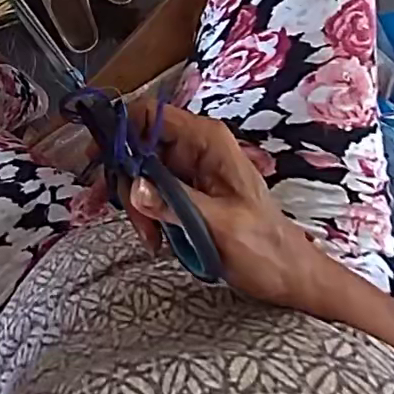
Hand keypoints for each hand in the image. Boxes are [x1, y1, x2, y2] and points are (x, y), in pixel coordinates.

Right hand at [124, 104, 349, 318]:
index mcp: (206, 140)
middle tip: (130, 213)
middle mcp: (192, 145)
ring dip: (132, 199)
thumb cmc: (267, 250)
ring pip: (136, 167)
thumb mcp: (222, 227)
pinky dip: (140, 208)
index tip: (102, 156)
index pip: (150, 113)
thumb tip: (134, 187)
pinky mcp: (179, 186)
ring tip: (147, 234)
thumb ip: (176, 204)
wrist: (292, 280)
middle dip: (126, 177)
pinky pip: (145, 186)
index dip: (121, 128)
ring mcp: (184, 165)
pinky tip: (151, 234)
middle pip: (136, 143)